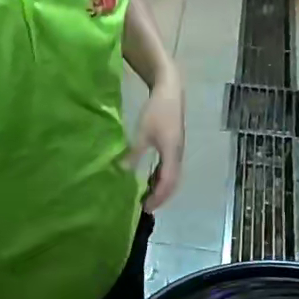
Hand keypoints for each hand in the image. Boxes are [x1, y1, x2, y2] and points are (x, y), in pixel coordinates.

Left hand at [134, 80, 184, 212]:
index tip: (146, 208)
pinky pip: (169, 168)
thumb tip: (121, 171)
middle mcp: (177, 155)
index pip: (167, 181)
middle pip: (172, 182)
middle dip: (161, 196)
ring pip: (172, 176)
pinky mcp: (173, 146)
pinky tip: (149, 181)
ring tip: (146, 198)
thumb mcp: (142, 132)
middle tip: (146, 208)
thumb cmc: (157, 110)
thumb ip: (133, 153)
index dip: (158, 196)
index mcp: (172, 153)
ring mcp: (177, 151)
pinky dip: (160, 178)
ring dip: (161, 188)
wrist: (171, 90)